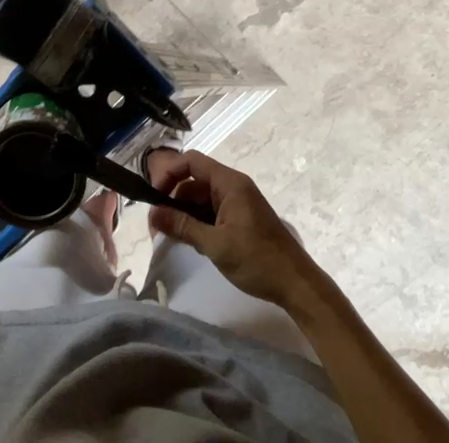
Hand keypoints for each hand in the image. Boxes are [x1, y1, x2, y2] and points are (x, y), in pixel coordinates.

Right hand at [146, 148, 317, 306]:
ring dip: (185, 215)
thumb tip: (151, 214)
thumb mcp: (215, 244)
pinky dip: (198, 223)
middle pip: (194, 182)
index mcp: (230, 184)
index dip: (169, 174)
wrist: (298, 286)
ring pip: (201, 200)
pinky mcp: (241, 220)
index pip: (191, 161)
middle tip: (159, 227)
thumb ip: (182, 226)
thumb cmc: (257, 260)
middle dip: (174, 201)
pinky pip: (212, 213)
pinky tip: (192, 242)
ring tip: (172, 237)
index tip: (155, 198)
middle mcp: (234, 187)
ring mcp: (239, 204)